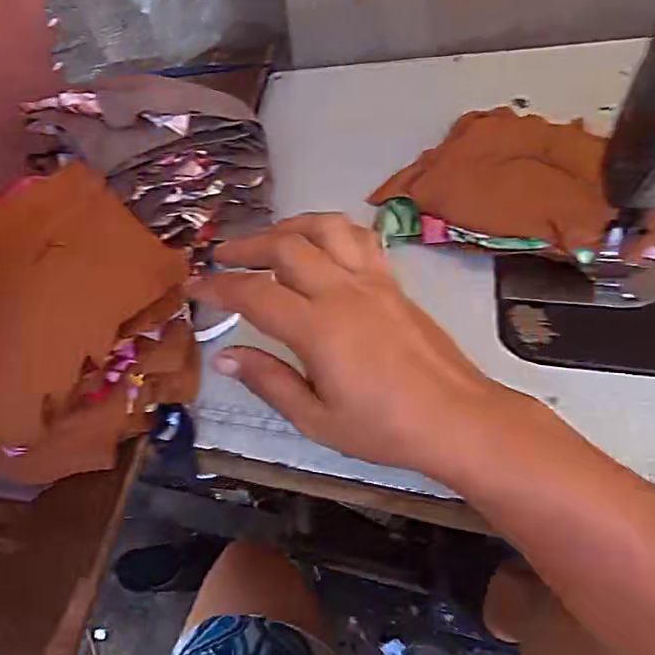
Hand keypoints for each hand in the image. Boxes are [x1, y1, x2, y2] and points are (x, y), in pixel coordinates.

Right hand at [190, 213, 545, 483]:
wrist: (460, 420)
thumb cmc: (384, 428)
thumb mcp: (315, 418)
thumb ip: (268, 381)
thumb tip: (225, 356)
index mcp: (318, 329)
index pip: (254, 293)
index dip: (217, 286)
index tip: (193, 287)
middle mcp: (343, 293)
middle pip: (286, 246)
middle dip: (245, 246)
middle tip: (220, 256)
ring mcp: (373, 282)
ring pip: (325, 228)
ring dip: (288, 226)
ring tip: (266, 239)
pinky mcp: (394, 283)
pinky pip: (358, 238)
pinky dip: (330, 230)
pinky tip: (318, 243)